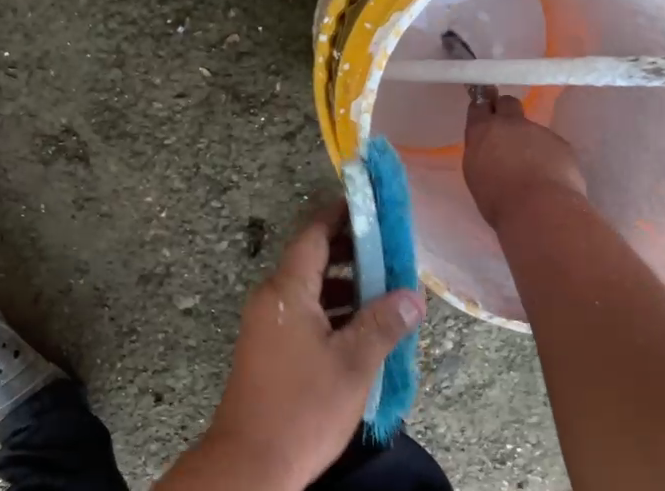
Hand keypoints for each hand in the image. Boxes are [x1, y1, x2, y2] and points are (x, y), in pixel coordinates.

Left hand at [168, 205, 424, 490]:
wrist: (251, 460)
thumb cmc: (304, 406)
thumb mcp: (353, 364)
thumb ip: (383, 324)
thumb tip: (413, 295)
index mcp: (287, 289)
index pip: (313, 234)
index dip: (339, 215)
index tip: (369, 204)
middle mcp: (271, 296)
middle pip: (311, 259)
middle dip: (350, 252)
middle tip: (391, 250)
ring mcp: (267, 322)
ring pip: (309, 289)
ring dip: (344, 286)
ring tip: (386, 290)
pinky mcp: (269, 346)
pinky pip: (303, 312)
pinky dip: (332, 311)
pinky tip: (363, 328)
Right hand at [461, 88, 586, 228]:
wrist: (541, 210)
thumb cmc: (498, 199)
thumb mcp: (476, 173)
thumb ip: (482, 153)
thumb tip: (490, 150)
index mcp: (483, 130)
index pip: (479, 106)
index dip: (483, 109)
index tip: (485, 115)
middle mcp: (510, 123)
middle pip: (508, 103)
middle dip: (506, 111)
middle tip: (507, 131)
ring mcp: (538, 131)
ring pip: (532, 128)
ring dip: (530, 140)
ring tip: (533, 167)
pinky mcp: (562, 144)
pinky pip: (552, 144)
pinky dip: (549, 155)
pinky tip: (549, 176)